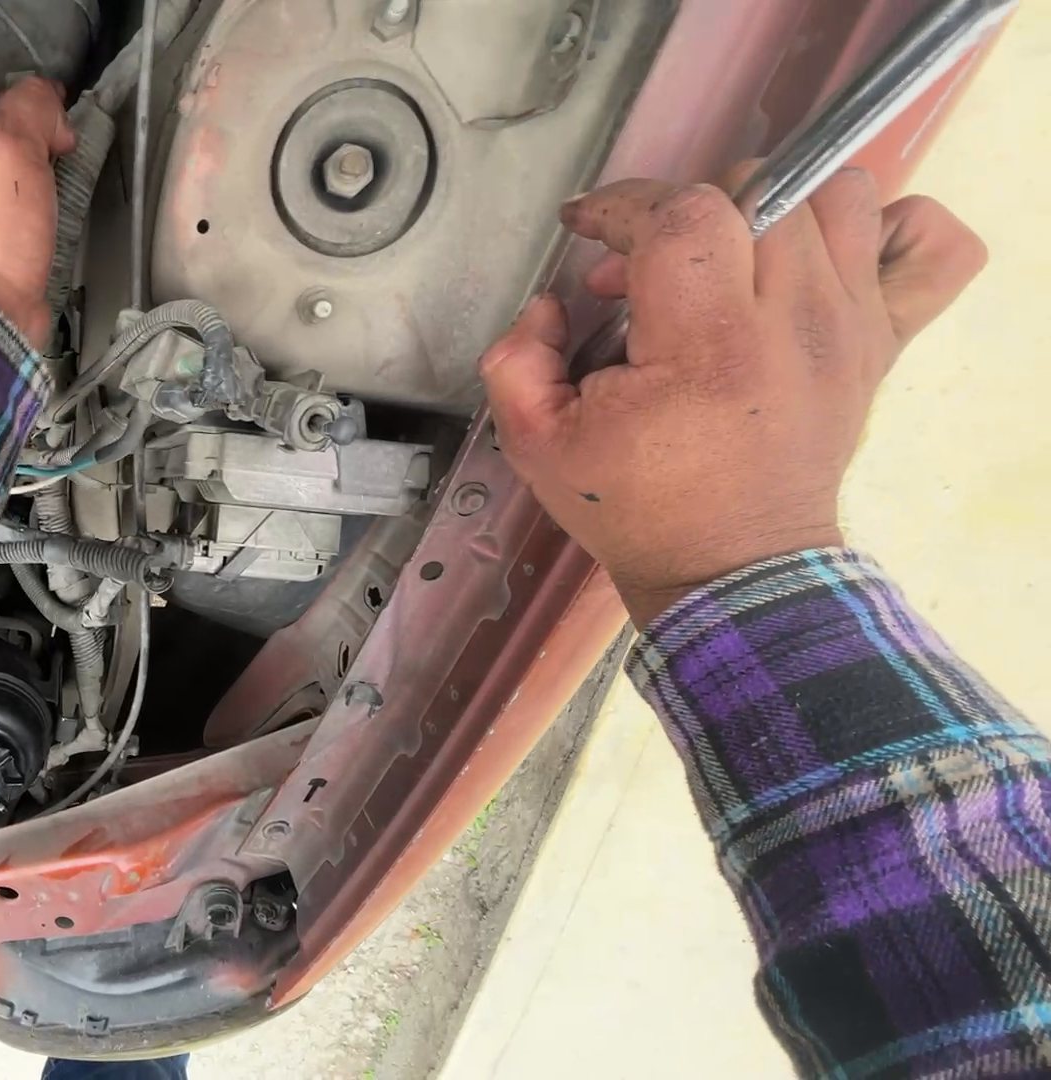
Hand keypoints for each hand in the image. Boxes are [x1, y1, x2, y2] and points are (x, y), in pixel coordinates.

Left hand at [0, 77, 74, 343]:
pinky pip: (28, 227)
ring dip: (45, 180)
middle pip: (5, 149)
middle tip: (71, 146)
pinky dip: (47, 216)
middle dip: (38, 141)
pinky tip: (63, 218)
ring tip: (73, 179)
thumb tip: (53, 114)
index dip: (30, 101)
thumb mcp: (8, 145)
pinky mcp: (4, 263)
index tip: (65, 110)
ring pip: (19, 189)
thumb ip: (28, 110)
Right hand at [479, 168, 986, 624]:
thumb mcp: (532, 444)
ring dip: (760, 213)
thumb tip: (550, 304)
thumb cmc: (627, 505)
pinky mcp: (886, 341)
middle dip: (674, 216)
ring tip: (711, 268)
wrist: (725, 564)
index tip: (585, 228)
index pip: (682, 217)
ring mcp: (855, 326)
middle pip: (755, 193)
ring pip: (838, 196)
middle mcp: (797, 321)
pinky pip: (931, 242)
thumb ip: (514, 361)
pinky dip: (881, 229)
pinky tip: (816, 263)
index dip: (622, 206)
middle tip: (632, 274)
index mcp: (704, 348)